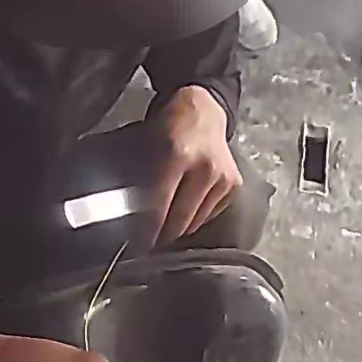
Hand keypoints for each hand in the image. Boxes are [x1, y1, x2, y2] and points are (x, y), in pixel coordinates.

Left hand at [149, 86, 239, 246]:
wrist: (202, 112)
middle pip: (179, 221)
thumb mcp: (145, 149)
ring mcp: (222, 178)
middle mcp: (204, 168)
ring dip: (179, 227)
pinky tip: (188, 203)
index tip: (138, 249)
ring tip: (168, 222)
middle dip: (162, 236)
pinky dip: (195, 216)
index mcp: (176, 155)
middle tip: (150, 242)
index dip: (147, 233)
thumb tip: (127, 221)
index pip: (158, 208)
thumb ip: (138, 184)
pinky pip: (209, 215)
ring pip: (195, 223)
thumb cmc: (167, 130)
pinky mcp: (234, 185)